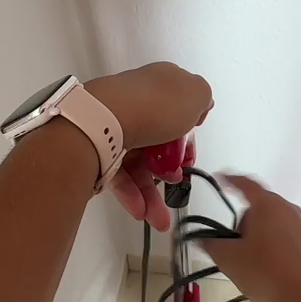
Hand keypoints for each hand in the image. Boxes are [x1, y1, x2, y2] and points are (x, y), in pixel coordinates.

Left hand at [86, 63, 211, 230]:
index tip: (190, 155)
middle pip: (159, 141)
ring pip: (139, 163)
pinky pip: (119, 173)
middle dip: (170, 169)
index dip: (187, 136)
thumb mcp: (196, 94)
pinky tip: (142, 210)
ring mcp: (115, 124)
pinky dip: (132, 194)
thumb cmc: (153, 106)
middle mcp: (137, 103)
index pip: (178, 110)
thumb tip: (200, 106)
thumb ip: (203, 99)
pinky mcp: (98, 146)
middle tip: (176, 182)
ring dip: (152, 192)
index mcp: (160, 84)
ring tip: (159, 217)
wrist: (103, 120)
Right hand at [198, 176, 300, 301]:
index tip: (222, 178)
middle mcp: (289, 208)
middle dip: (248, 223)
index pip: (245, 184)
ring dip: (266, 235)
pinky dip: (284, 247)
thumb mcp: (228, 259)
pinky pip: (295, 238)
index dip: (230, 181)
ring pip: (279, 223)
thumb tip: (201, 237)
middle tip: (238, 247)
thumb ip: (210, 243)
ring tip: (260, 263)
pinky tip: (279, 270)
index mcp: (267, 205)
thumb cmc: (264, 273)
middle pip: (262, 207)